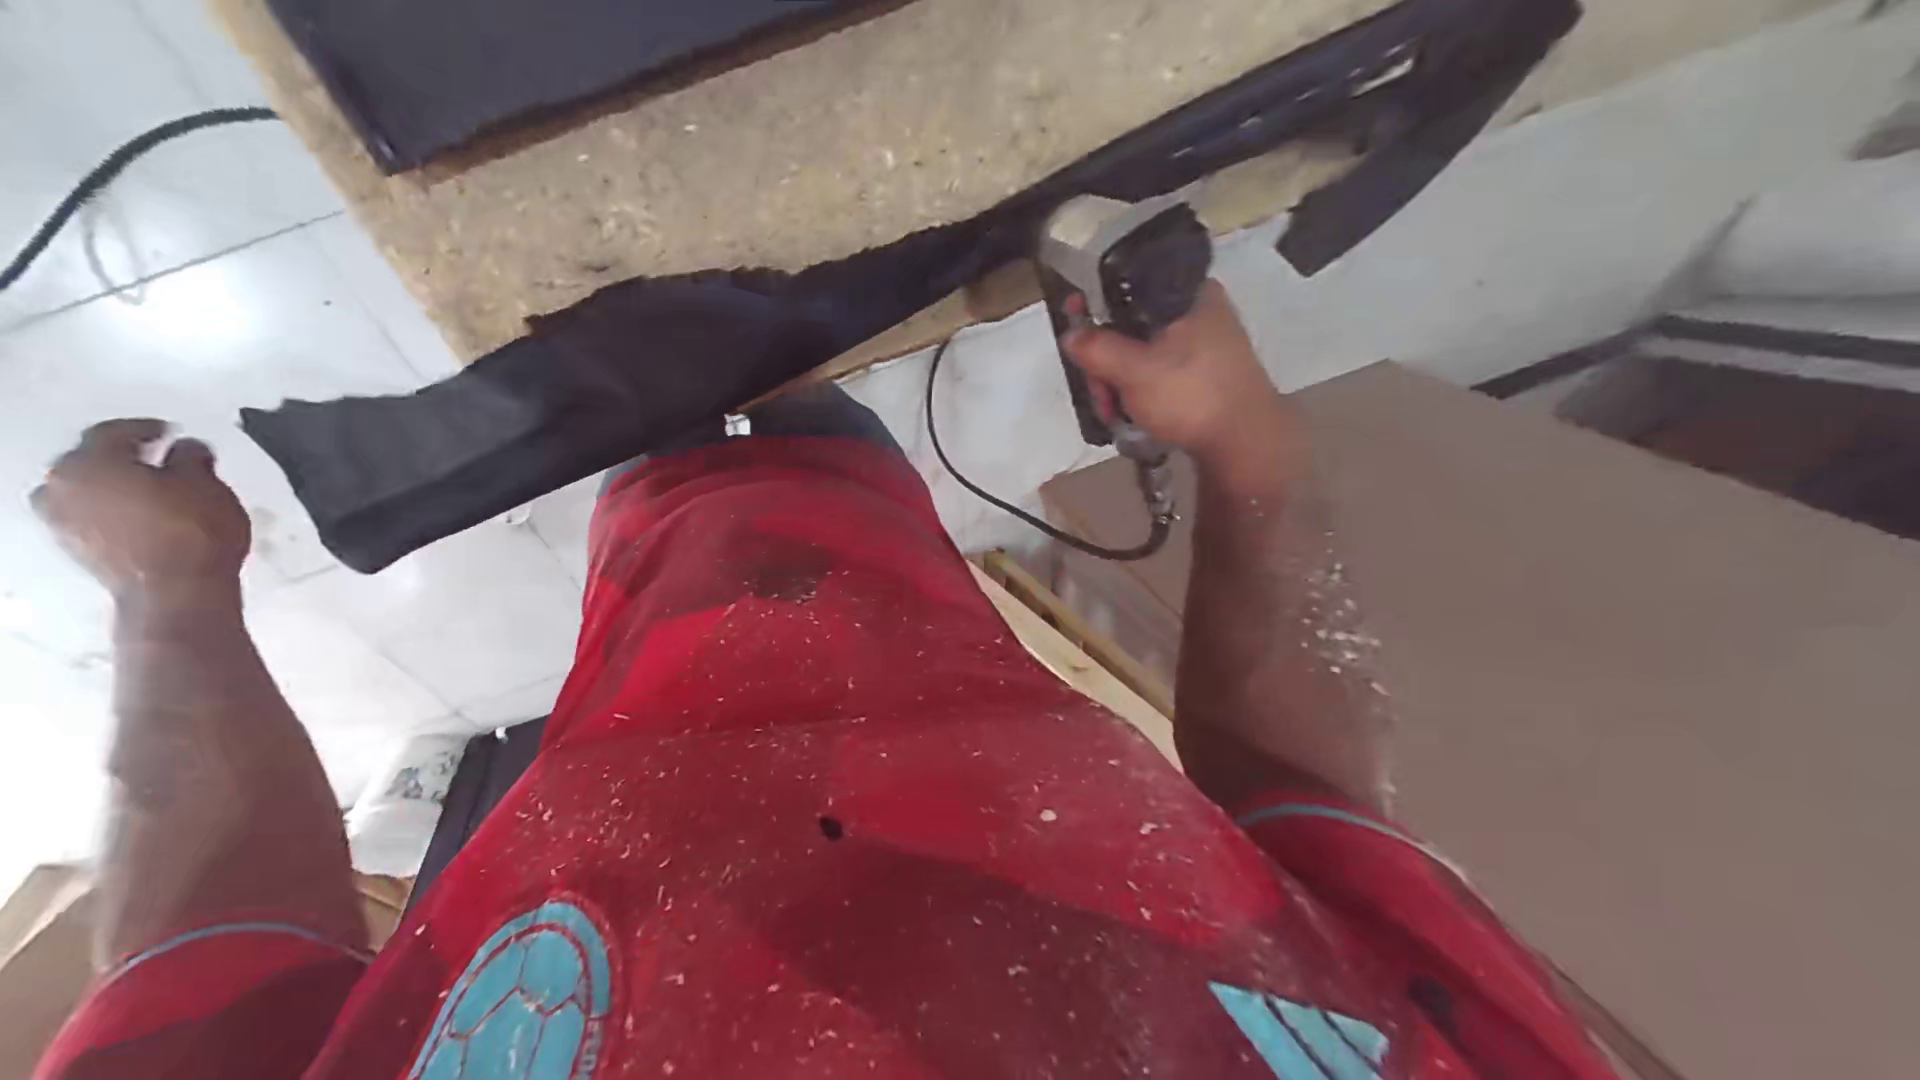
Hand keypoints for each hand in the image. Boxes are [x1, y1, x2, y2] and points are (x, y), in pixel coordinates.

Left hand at [32, 419, 250, 602]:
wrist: (176, 587)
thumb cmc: (193, 530)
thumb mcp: (207, 485)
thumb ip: (193, 459)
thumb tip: (187, 448)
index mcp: (89, 463)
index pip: (113, 432)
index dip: (145, 428)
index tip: (169, 430)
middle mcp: (60, 486)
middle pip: (91, 460)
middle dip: (126, 457)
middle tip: (162, 457)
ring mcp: (61, 518)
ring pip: (88, 488)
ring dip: (118, 483)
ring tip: (156, 488)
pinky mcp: (74, 543)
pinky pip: (92, 513)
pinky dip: (116, 507)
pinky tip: (146, 514)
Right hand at [1061, 280, 1300, 472]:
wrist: (1244, 443)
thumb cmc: (1191, 395)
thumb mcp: (1134, 370)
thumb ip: (1097, 348)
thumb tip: (1070, 333)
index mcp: (1190, 295)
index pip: (1129, 289)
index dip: (1097, 311)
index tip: (1078, 337)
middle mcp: (1199, 313)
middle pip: (1131, 329)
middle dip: (1106, 365)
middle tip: (1101, 395)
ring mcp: (1204, 348)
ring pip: (1142, 357)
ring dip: (1119, 385)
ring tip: (1114, 413)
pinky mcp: (1204, 377)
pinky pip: (1159, 376)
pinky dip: (1141, 393)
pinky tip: (1132, 416)